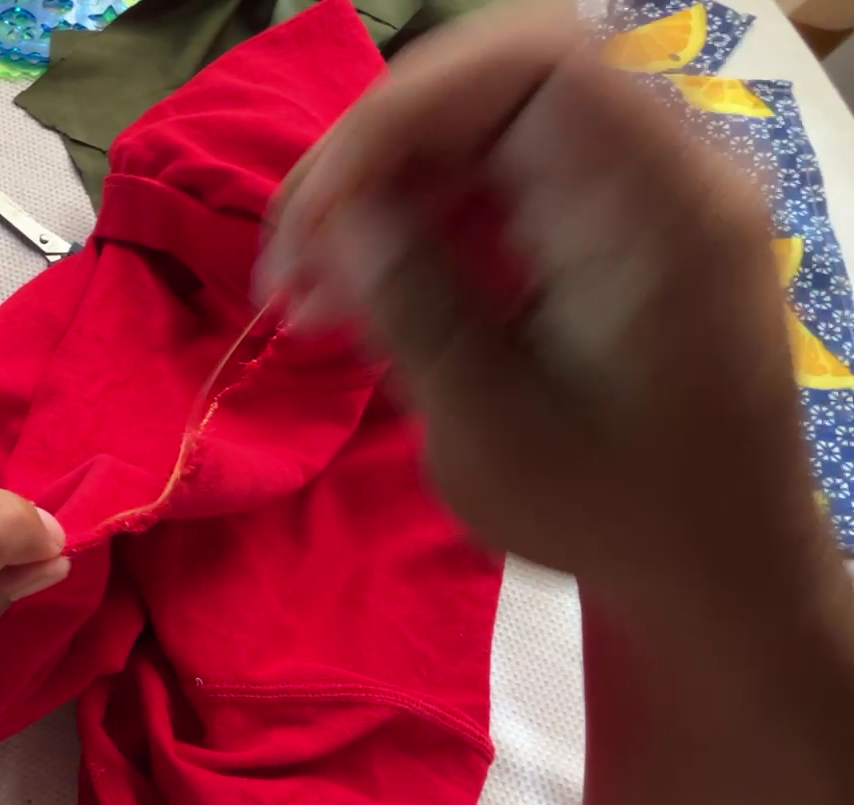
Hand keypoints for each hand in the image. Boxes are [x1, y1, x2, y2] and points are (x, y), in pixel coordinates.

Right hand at [259, 3, 831, 618]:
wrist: (696, 558)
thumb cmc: (602, 509)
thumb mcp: (490, 425)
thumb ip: (416, 307)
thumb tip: (337, 215)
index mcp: (654, 207)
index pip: (525, 69)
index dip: (392, 119)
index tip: (309, 221)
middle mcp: (644, 175)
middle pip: (479, 90)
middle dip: (358, 165)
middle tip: (285, 265)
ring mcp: (606, 203)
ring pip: (456, 143)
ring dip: (359, 207)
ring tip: (299, 300)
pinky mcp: (571, 238)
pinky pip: (463, 199)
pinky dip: (387, 240)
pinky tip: (339, 305)